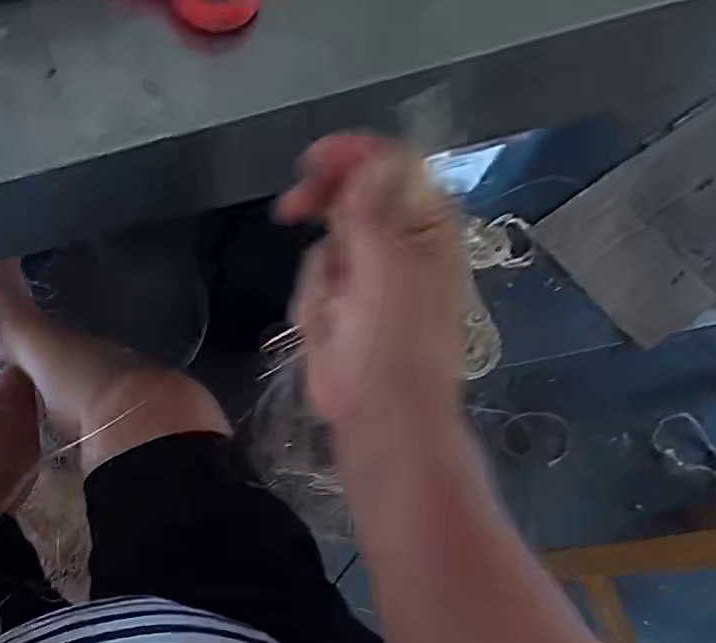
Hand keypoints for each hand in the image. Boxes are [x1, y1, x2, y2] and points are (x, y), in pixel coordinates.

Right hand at [275, 133, 467, 429]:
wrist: (378, 413)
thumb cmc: (395, 346)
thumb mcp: (390, 273)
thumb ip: (375, 215)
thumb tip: (369, 162)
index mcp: (425, 227)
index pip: (390, 169)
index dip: (352, 157)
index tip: (312, 162)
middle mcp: (395, 245)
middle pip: (352, 200)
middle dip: (321, 207)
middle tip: (290, 209)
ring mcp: (363, 277)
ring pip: (323, 247)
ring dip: (319, 279)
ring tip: (331, 315)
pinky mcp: (336, 307)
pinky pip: (310, 285)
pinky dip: (310, 305)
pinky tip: (322, 331)